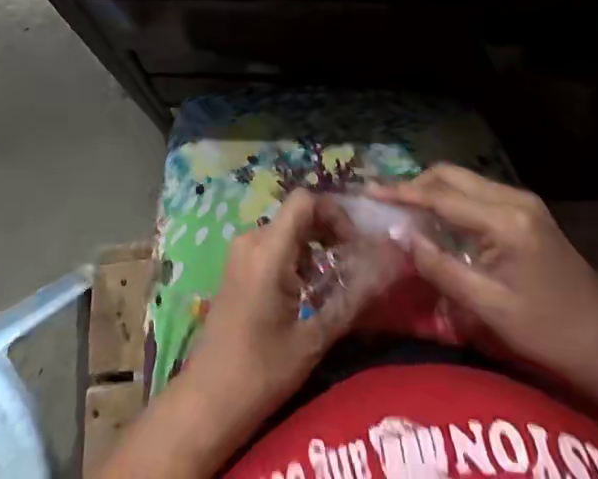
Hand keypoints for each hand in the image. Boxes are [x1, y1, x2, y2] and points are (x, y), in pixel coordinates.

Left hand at [179, 189, 390, 425]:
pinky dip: (297, 259)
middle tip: (357, 264)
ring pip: (286, 232)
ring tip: (340, 281)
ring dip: (316, 248)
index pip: (304, 201)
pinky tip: (313, 291)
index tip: (357, 243)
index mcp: (267, 249)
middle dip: (330, 232)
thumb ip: (351, 298)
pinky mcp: (237, 268)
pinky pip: (273, 248)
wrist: (210, 396)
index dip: (335, 213)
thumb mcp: (314, 337)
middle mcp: (250, 240)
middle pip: (297, 215)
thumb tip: (387, 269)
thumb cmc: (263, 369)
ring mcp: (240, 253)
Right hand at [375, 165, 597, 389]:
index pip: (440, 196)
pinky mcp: (528, 213)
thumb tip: (399, 235)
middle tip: (384, 201)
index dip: (401, 193)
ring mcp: (524, 203)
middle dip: (414, 184)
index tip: (368, 192)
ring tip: (404, 209)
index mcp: (505, 222)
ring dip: (432, 189)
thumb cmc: (549, 333)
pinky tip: (438, 219)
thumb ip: (440, 267)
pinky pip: (477, 192)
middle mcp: (514, 200)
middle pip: (450, 175)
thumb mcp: (489, 308)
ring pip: (463, 180)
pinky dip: (451, 198)